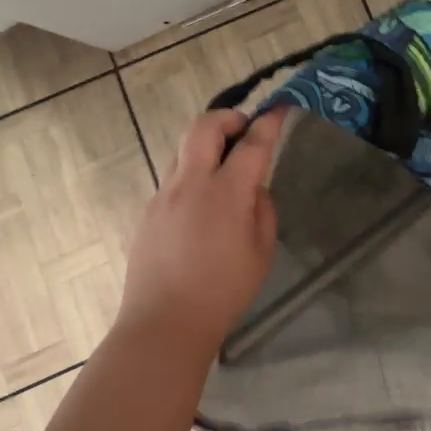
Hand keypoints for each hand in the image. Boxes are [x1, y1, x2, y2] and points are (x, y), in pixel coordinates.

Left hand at [116, 108, 287, 352]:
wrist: (165, 322)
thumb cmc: (224, 290)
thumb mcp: (262, 250)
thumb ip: (262, 210)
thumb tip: (253, 190)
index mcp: (226, 193)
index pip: (253, 143)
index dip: (270, 122)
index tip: (281, 107)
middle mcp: (190, 184)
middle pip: (204, 127)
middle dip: (228, 118)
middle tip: (247, 129)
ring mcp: (163, 196)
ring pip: (183, 149)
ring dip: (207, 145)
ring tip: (226, 165)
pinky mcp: (149, 212)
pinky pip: (173, 178)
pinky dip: (193, 174)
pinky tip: (205, 204)